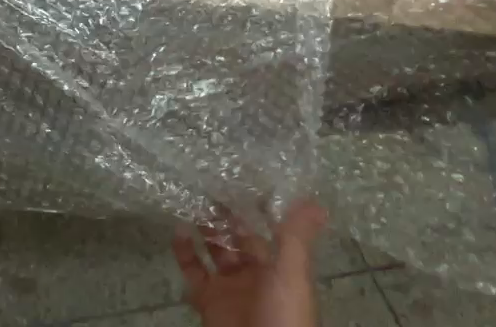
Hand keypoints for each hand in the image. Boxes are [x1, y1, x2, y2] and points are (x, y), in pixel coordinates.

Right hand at [172, 199, 327, 326]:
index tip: (239, 181)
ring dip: (203, 229)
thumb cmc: (282, 316)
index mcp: (279, 272)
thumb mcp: (292, 275)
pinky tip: (178, 230)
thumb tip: (317, 202)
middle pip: (237, 240)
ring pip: (213, 251)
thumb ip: (296, 238)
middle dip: (224, 216)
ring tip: (189, 201)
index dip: (254, 210)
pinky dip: (184, 250)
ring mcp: (228, 288)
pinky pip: (192, 269)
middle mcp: (254, 277)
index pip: (266, 234)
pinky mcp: (206, 298)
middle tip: (207, 185)